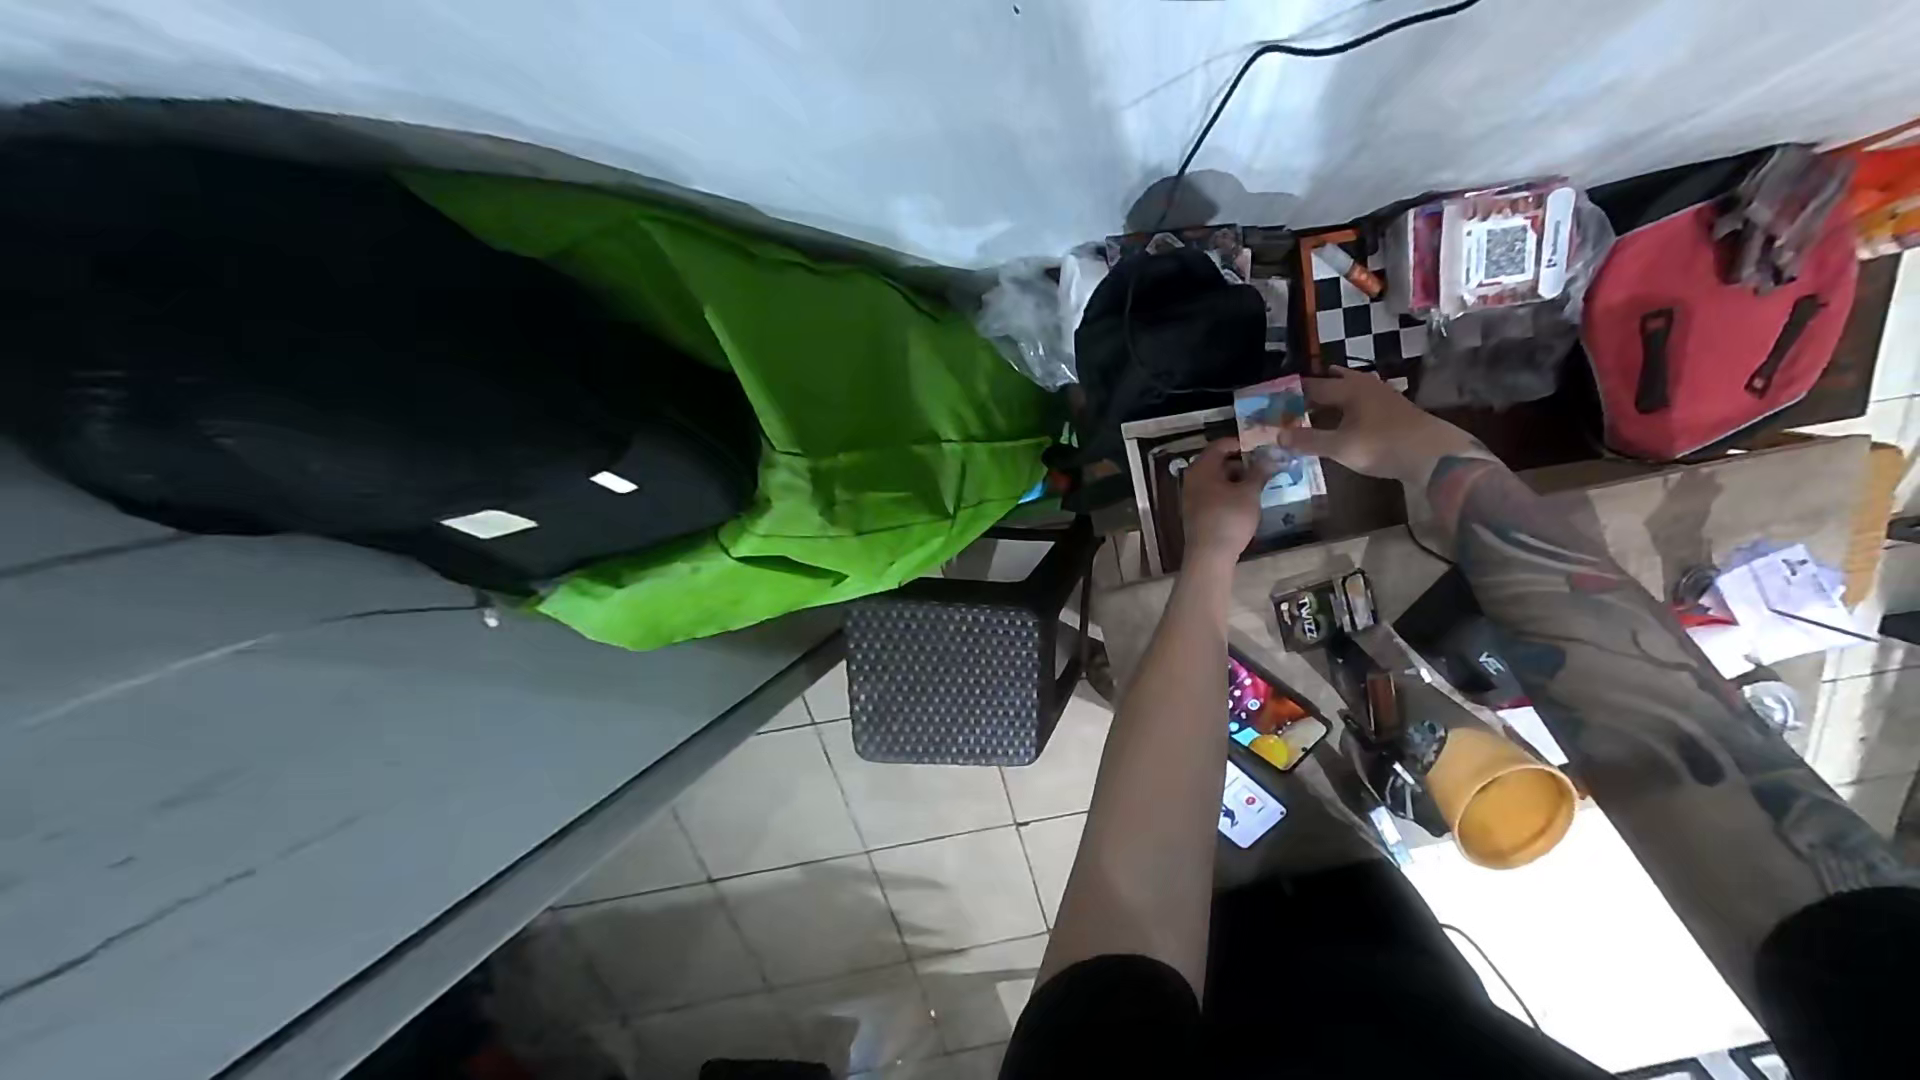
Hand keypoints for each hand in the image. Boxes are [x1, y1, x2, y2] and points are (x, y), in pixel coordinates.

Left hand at [1181, 439, 1272, 565]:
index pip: (1220, 445)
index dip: (1242, 444)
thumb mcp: (1249, 492)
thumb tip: (1271, 456)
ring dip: (1238, 479)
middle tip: (1265, 467)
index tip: (1263, 448)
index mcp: (1201, 468)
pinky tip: (1246, 501)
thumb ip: (1259, 471)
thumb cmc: (1229, 517)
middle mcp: (1192, 478)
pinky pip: (1214, 493)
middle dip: (1242, 463)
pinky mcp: (1197, 511)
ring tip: (1260, 485)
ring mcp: (1192, 496)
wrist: (1209, 553)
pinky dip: (1230, 492)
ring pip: (1217, 479)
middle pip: (1218, 462)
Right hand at [1275, 368, 1481, 486]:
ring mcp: (1382, 396)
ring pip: (1349, 389)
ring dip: (1330, 396)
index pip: (1312, 385)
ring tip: (1312, 407)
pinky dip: (1345, 406)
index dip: (1291, 393)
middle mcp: (1365, 386)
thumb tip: (1277, 436)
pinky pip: (1360, 400)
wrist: (1435, 455)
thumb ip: (1307, 441)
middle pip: (1332, 382)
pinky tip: (1341, 419)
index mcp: (1349, 389)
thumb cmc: (1382, 446)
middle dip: (1311, 390)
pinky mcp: (1392, 409)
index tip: (1273, 400)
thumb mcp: (1339, 447)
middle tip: (1290, 400)